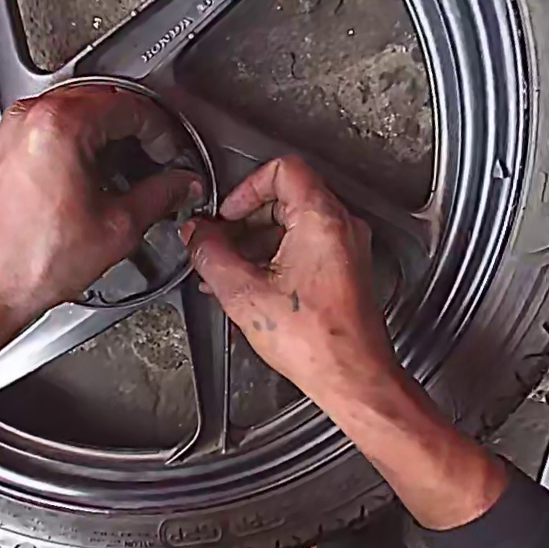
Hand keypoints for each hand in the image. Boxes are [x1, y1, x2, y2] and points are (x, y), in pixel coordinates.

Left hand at [0, 82, 203, 325]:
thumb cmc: (36, 261)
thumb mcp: (119, 227)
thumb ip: (161, 195)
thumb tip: (182, 183)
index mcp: (62, 125)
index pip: (129, 106)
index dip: (162, 130)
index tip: (172, 152)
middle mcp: (32, 117)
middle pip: (101, 100)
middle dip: (135, 128)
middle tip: (158, 158)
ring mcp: (14, 131)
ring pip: (76, 110)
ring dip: (107, 133)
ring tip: (128, 168)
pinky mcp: (5, 149)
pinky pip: (50, 127)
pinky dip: (78, 141)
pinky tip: (93, 174)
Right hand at [183, 156, 506, 529]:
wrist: (352, 377)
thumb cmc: (315, 341)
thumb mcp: (243, 293)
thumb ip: (210, 255)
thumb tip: (195, 235)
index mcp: (321, 219)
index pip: (282, 170)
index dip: (246, 189)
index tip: (226, 215)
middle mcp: (340, 227)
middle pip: (284, 198)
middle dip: (244, 221)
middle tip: (218, 243)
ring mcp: (345, 248)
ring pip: (292, 224)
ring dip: (254, 242)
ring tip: (226, 271)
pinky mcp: (343, 270)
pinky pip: (303, 247)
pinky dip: (272, 257)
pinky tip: (248, 285)